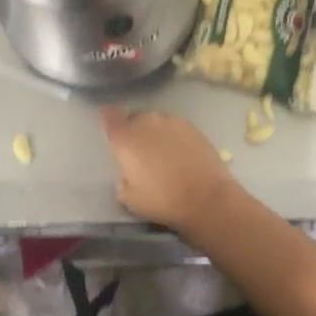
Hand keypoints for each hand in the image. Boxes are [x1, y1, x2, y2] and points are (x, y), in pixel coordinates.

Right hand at [99, 108, 242, 231]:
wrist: (206, 197)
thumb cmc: (162, 200)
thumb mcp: (130, 199)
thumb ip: (123, 182)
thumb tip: (127, 177)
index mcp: (125, 138)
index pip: (108, 116)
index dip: (109, 121)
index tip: (113, 132)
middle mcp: (146, 122)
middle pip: (134, 118)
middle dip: (134, 131)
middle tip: (140, 153)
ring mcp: (172, 122)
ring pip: (156, 122)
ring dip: (156, 134)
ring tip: (163, 155)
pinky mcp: (193, 127)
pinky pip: (175, 128)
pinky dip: (174, 138)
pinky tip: (181, 155)